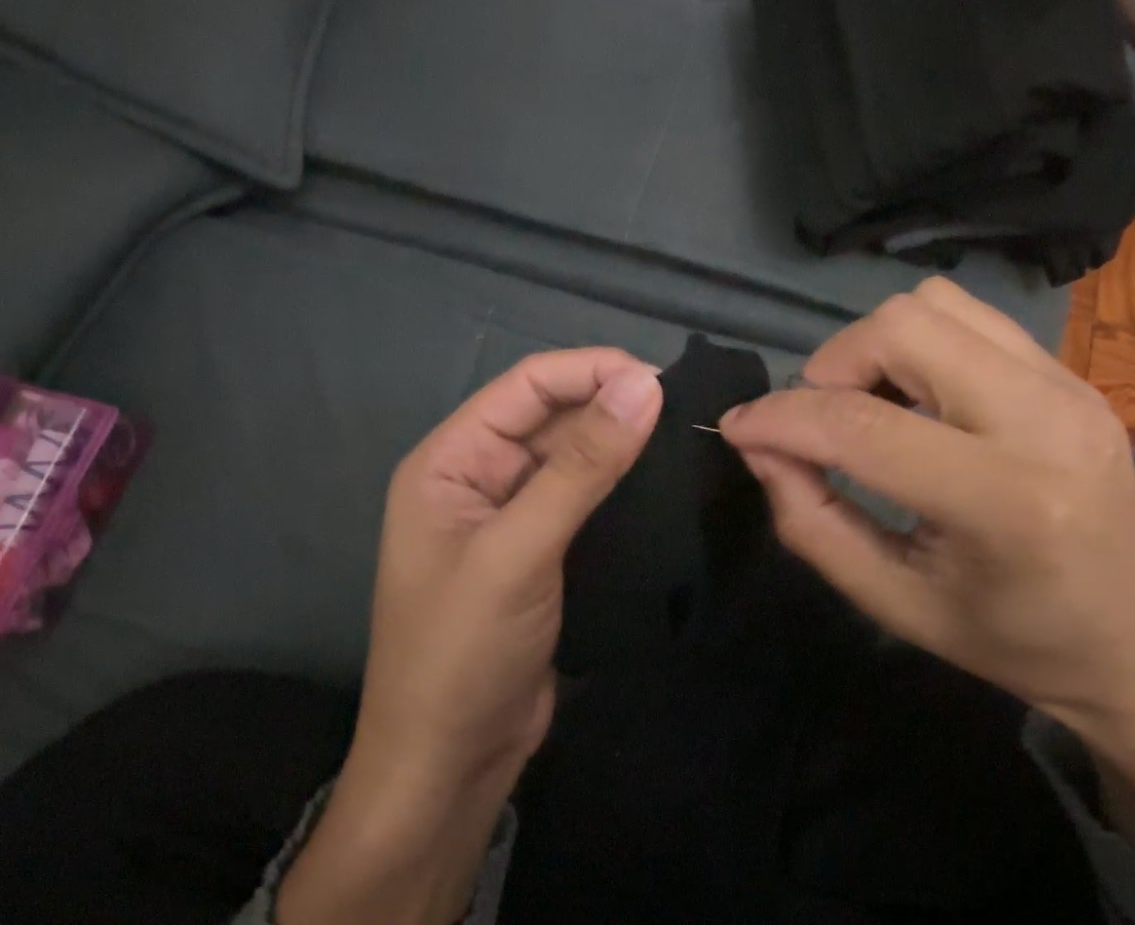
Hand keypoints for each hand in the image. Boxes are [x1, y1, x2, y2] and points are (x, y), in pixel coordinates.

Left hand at [280, 348, 662, 923]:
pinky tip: (664, 485)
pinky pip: (585, 501)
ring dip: (621, 444)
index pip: (526, 387)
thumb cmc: (463, 651)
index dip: (590, 370)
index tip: (663, 380)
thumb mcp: (519, 551)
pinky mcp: (544, 555)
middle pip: (551, 418)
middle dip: (611, 405)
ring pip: (573, 458)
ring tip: (685, 438)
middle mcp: (479, 479)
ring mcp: (512, 519)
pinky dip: (621, 487)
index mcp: (449, 461)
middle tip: (685, 411)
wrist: (451, 764)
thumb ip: (580, 467)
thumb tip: (645, 385)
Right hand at [719, 278, 1134, 723]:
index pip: (864, 426)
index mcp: (1005, 501)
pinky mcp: (1075, 376)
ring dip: (880, 347)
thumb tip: (762, 447)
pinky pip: (974, 319)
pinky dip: (924, 346)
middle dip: (835, 364)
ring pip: (938, 304)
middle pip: (905, 326)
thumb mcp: (896, 603)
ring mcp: (1071, 387)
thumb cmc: (1011, 640)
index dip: (783, 418)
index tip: (740, 428)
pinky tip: (924, 402)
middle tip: (822, 421)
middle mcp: (1046, 422)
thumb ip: (814, 524)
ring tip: (875, 408)